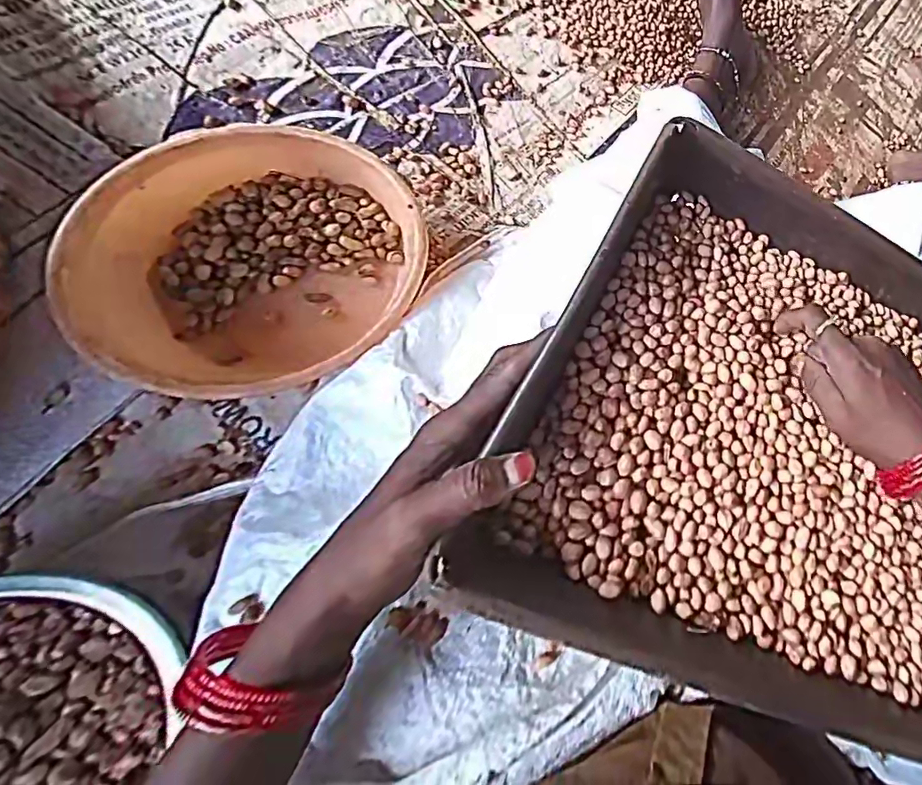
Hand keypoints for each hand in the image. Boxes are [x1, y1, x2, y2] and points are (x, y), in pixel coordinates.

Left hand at [228, 331, 547, 688]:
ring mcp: (456, 457)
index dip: (532, 349)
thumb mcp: (417, 519)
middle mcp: (452, 435)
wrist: (337, 594)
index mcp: (443, 433)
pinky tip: (548, 434)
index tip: (571, 328)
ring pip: (503, 407)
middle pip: (501, 381)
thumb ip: (468, 487)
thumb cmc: (370, 553)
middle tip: (584, 347)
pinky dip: (529, 422)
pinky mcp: (461, 479)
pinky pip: (503, 438)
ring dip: (536, 385)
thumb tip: (529, 460)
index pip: (496, 378)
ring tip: (575, 378)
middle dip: (539, 357)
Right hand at [773, 305, 921, 469]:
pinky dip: (860, 375)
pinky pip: (868, 360)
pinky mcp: (902, 363)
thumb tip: (805, 359)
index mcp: (851, 357)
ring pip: (850, 352)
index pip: (814, 318)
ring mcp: (890, 353)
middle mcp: (871, 346)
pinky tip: (870, 405)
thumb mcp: (836, 416)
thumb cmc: (882, 438)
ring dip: (843, 371)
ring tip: (854, 408)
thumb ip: (815, 380)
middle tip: (826, 397)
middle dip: (821, 361)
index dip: (792, 318)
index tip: (780, 329)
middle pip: (832, 340)